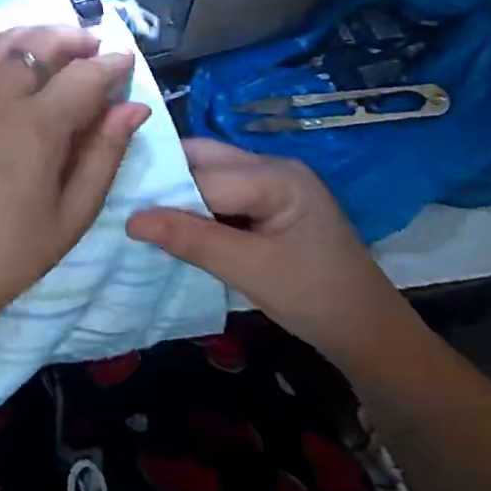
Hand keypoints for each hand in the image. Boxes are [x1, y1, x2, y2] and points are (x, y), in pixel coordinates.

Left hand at [0, 21, 151, 401]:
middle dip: (71, 38)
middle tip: (92, 48)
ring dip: (30, 33)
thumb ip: (105, 155)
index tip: (126, 63)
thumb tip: (133, 106)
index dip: (110, 66)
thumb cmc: (13, 251)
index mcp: (35, 128)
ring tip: (53, 43)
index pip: (82, 76)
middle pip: (37, 44)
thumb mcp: (73, 213)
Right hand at [126, 139, 412, 363]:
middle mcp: (272, 167)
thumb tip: (130, 220)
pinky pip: (216, 188)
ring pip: (205, 171)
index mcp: (277, 176)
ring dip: (175, 191)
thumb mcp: (250, 271)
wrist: (369, 333)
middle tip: (124, 203)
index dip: (162, 194)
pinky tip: (171, 221)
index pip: (203, 176)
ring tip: (140, 212)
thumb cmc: (317, 299)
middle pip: (201, 158)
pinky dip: (190, 202)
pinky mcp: (265, 200)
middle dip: (163, 179)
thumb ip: (192, 240)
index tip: (121, 212)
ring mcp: (270, 182)